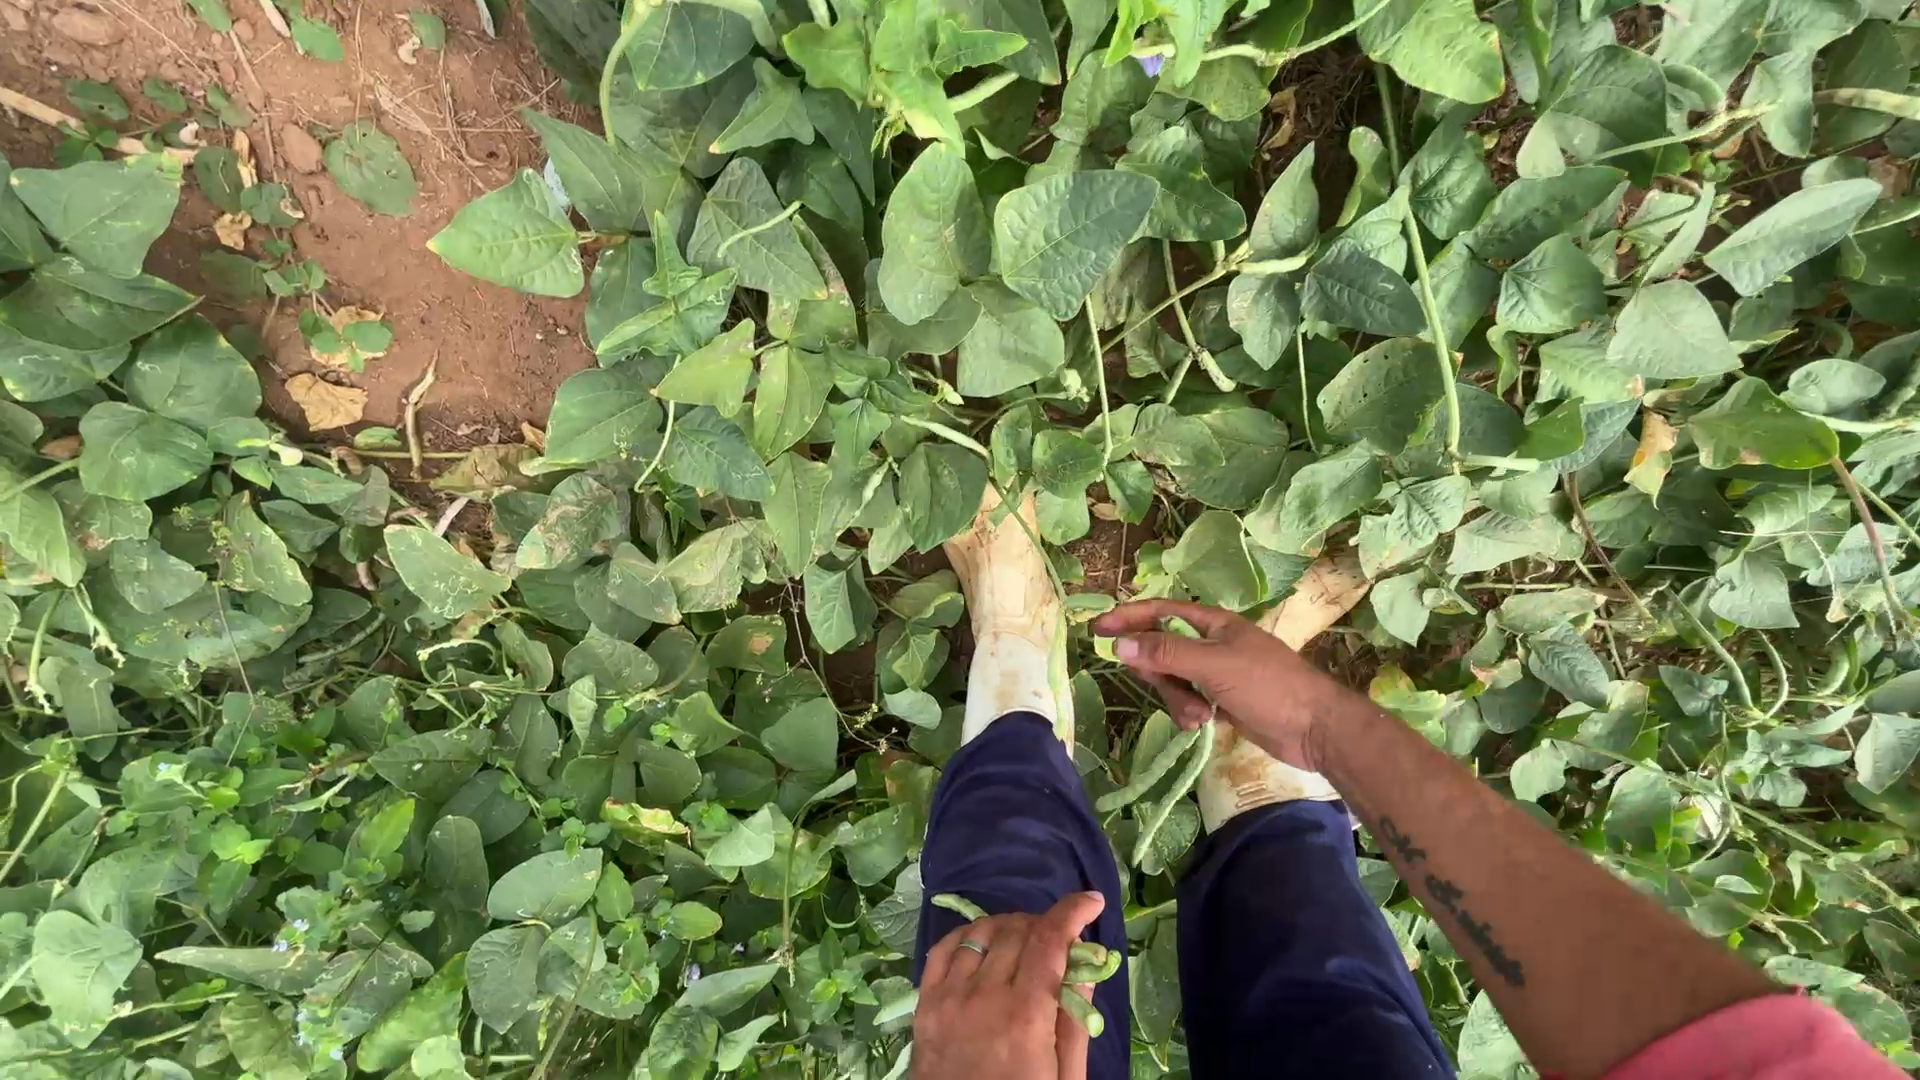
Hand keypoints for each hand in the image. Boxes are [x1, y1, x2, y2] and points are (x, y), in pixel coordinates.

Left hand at [912, 892, 1104, 1079]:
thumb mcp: (1065, 1079)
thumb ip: (1076, 1018)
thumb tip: (1087, 963)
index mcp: (1025, 1017)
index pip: (1049, 940)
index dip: (1073, 912)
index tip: (1092, 901)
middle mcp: (984, 997)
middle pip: (1018, 931)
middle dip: (1045, 924)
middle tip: (1060, 940)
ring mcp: (949, 998)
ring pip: (982, 932)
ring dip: (1010, 927)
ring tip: (1025, 941)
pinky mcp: (924, 1005)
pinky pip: (944, 948)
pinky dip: (968, 936)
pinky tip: (984, 944)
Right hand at [1093, 599, 1338, 771]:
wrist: (1316, 730)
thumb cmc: (1268, 686)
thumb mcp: (1213, 666)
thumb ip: (1166, 654)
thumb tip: (1120, 644)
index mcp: (1212, 624)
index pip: (1159, 612)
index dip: (1127, 617)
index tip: (1097, 629)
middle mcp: (1210, 644)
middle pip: (1160, 650)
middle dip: (1158, 672)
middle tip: (1163, 684)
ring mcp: (1215, 674)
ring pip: (1172, 680)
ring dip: (1177, 699)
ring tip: (1198, 715)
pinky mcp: (1220, 701)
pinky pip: (1187, 701)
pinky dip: (1189, 713)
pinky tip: (1204, 725)